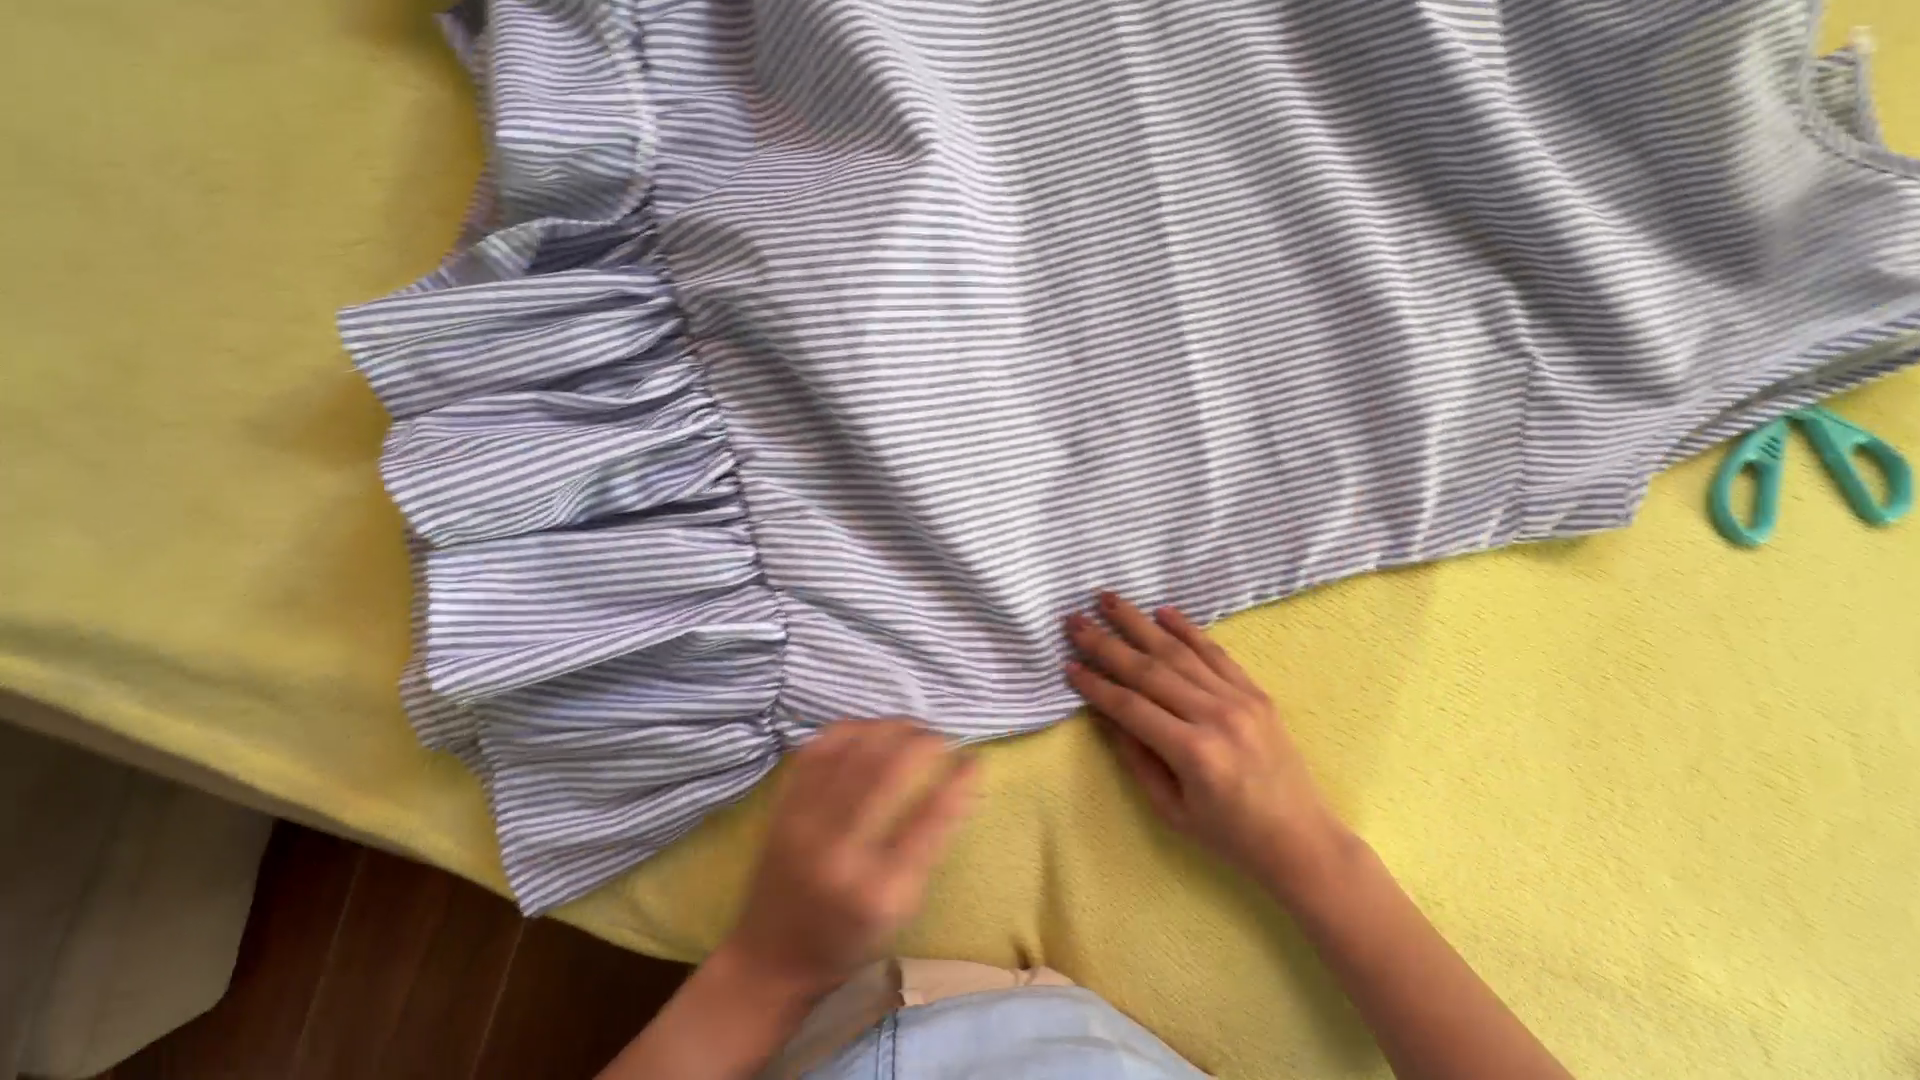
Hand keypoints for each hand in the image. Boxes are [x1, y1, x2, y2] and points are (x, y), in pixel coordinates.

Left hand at [720, 719, 977, 996]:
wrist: (772, 955)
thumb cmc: (848, 938)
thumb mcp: (901, 907)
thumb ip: (929, 849)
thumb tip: (960, 787)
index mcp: (878, 887)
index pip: (928, 819)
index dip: (958, 781)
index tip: (975, 760)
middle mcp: (837, 849)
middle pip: (885, 771)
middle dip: (921, 742)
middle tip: (941, 737)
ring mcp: (802, 823)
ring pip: (851, 750)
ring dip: (888, 728)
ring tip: (912, 727)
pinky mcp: (781, 808)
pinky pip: (816, 750)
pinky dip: (848, 730)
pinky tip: (870, 729)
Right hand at [1064, 592, 1351, 887]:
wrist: (1301, 840)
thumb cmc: (1230, 836)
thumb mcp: (1171, 810)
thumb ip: (1136, 759)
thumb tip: (1105, 715)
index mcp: (1193, 752)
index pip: (1131, 706)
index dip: (1096, 685)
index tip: (1068, 665)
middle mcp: (1217, 717)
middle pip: (1150, 670)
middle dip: (1107, 644)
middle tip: (1075, 621)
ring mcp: (1241, 700)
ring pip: (1179, 652)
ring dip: (1139, 623)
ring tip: (1107, 600)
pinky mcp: (1257, 694)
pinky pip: (1216, 654)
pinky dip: (1188, 630)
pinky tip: (1162, 611)